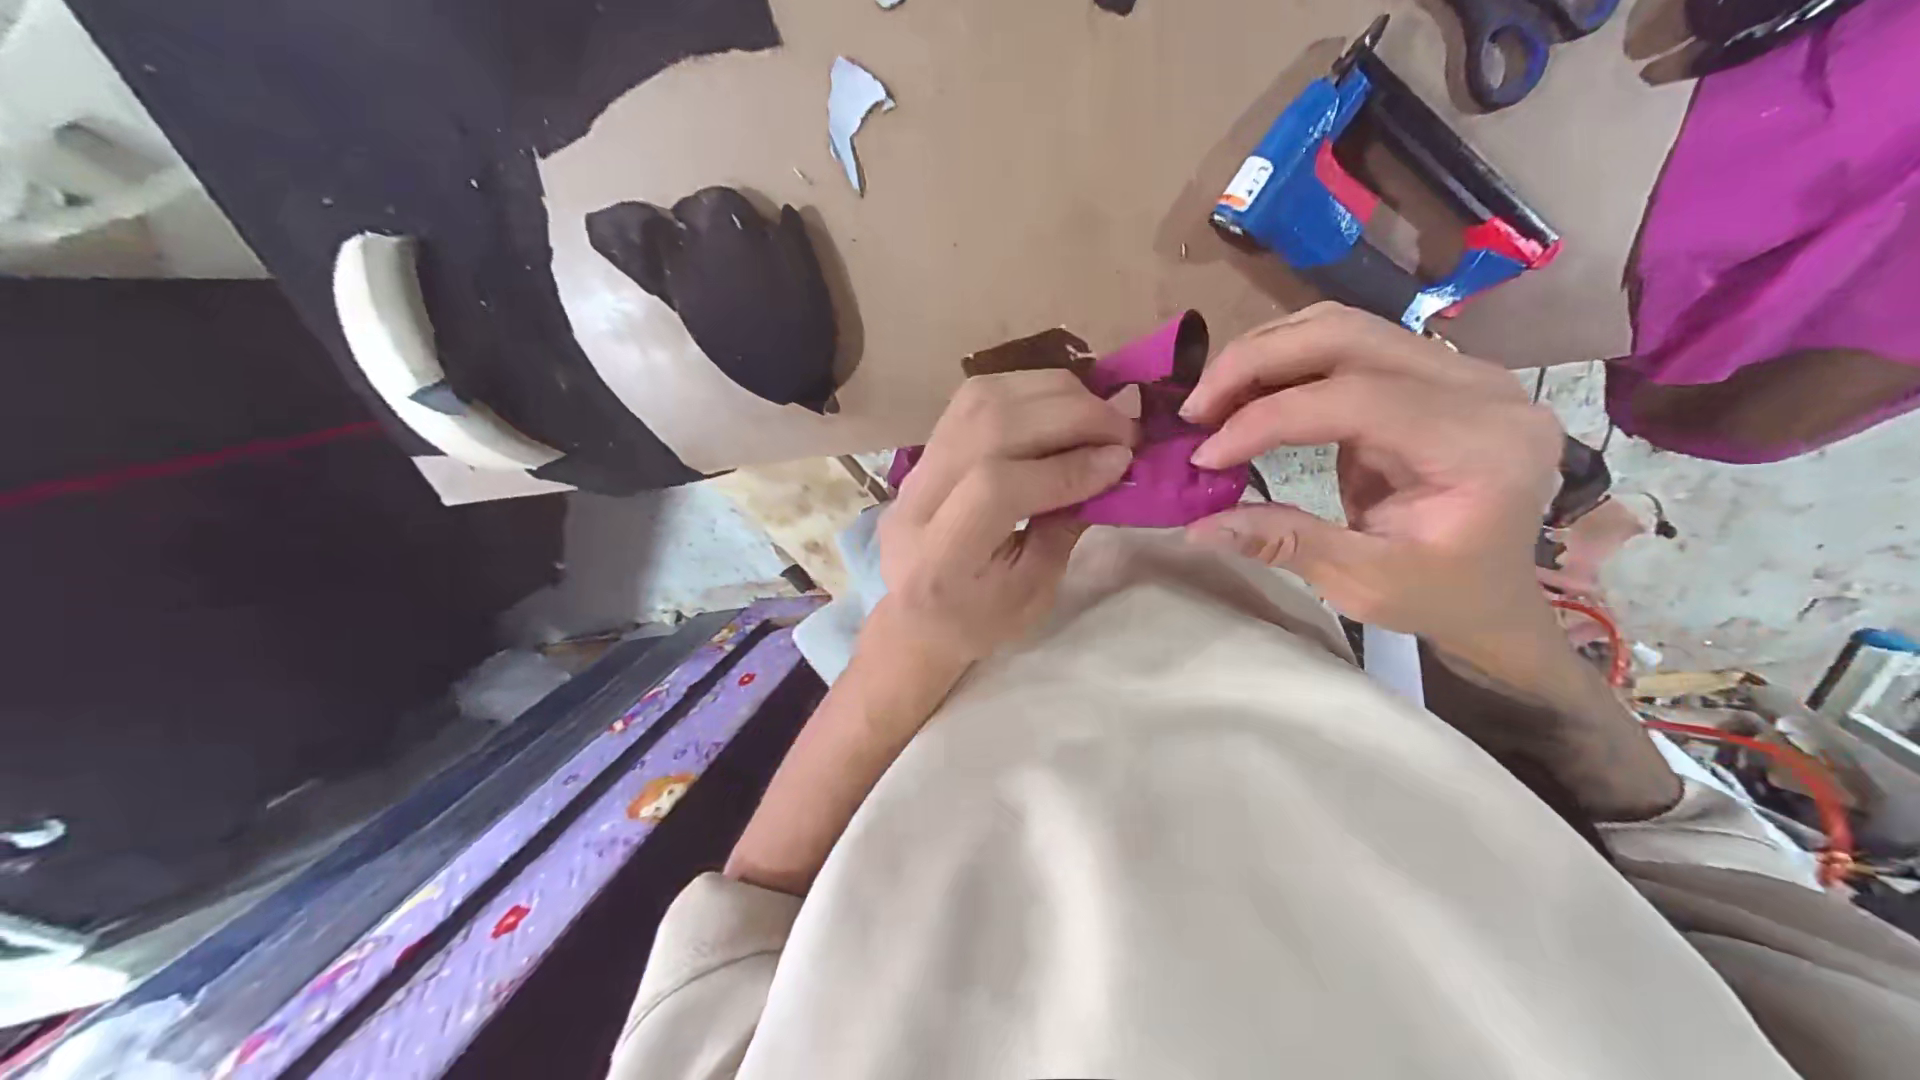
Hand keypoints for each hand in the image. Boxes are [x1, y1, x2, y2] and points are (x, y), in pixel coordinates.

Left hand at [877, 369, 1134, 664]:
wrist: (914, 615)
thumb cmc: (976, 620)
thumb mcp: (1029, 595)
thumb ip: (1063, 529)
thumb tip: (1109, 464)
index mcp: (938, 557)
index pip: (995, 487)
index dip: (1064, 467)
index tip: (1120, 461)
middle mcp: (916, 500)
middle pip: (988, 426)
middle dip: (1069, 416)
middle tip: (1124, 428)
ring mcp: (916, 467)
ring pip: (980, 399)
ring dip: (1051, 393)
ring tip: (1098, 413)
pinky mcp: (926, 447)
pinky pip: (975, 398)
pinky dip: (1028, 389)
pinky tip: (1062, 404)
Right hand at [1179, 303, 1565, 663]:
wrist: (1492, 590)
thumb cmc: (1440, 595)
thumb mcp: (1362, 582)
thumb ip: (1285, 543)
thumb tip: (1197, 527)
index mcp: (1476, 444)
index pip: (1354, 398)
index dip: (1265, 420)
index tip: (1204, 458)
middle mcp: (1476, 386)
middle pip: (1345, 335)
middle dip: (1252, 364)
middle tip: (1194, 411)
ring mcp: (1454, 370)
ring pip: (1338, 326)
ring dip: (1261, 356)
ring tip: (1212, 403)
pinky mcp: (1424, 373)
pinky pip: (1343, 344)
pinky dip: (1282, 364)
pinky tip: (1246, 397)